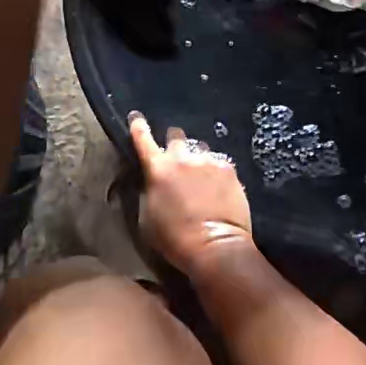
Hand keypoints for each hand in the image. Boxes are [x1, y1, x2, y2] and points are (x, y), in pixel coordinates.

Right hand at [127, 111, 252, 273]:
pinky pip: (219, 161)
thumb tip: (150, 180)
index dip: (138, 126)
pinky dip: (216, 170)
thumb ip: (147, 191)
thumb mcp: (146, 218)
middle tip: (178, 160)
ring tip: (201, 176)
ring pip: (200, 148)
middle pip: (176, 135)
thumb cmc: (173, 239)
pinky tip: (218, 186)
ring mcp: (207, 160)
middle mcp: (182, 157)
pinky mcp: (228, 168)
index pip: (142, 138)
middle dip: (174, 144)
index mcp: (157, 168)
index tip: (136, 117)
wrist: (214, 246)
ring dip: (197, 158)